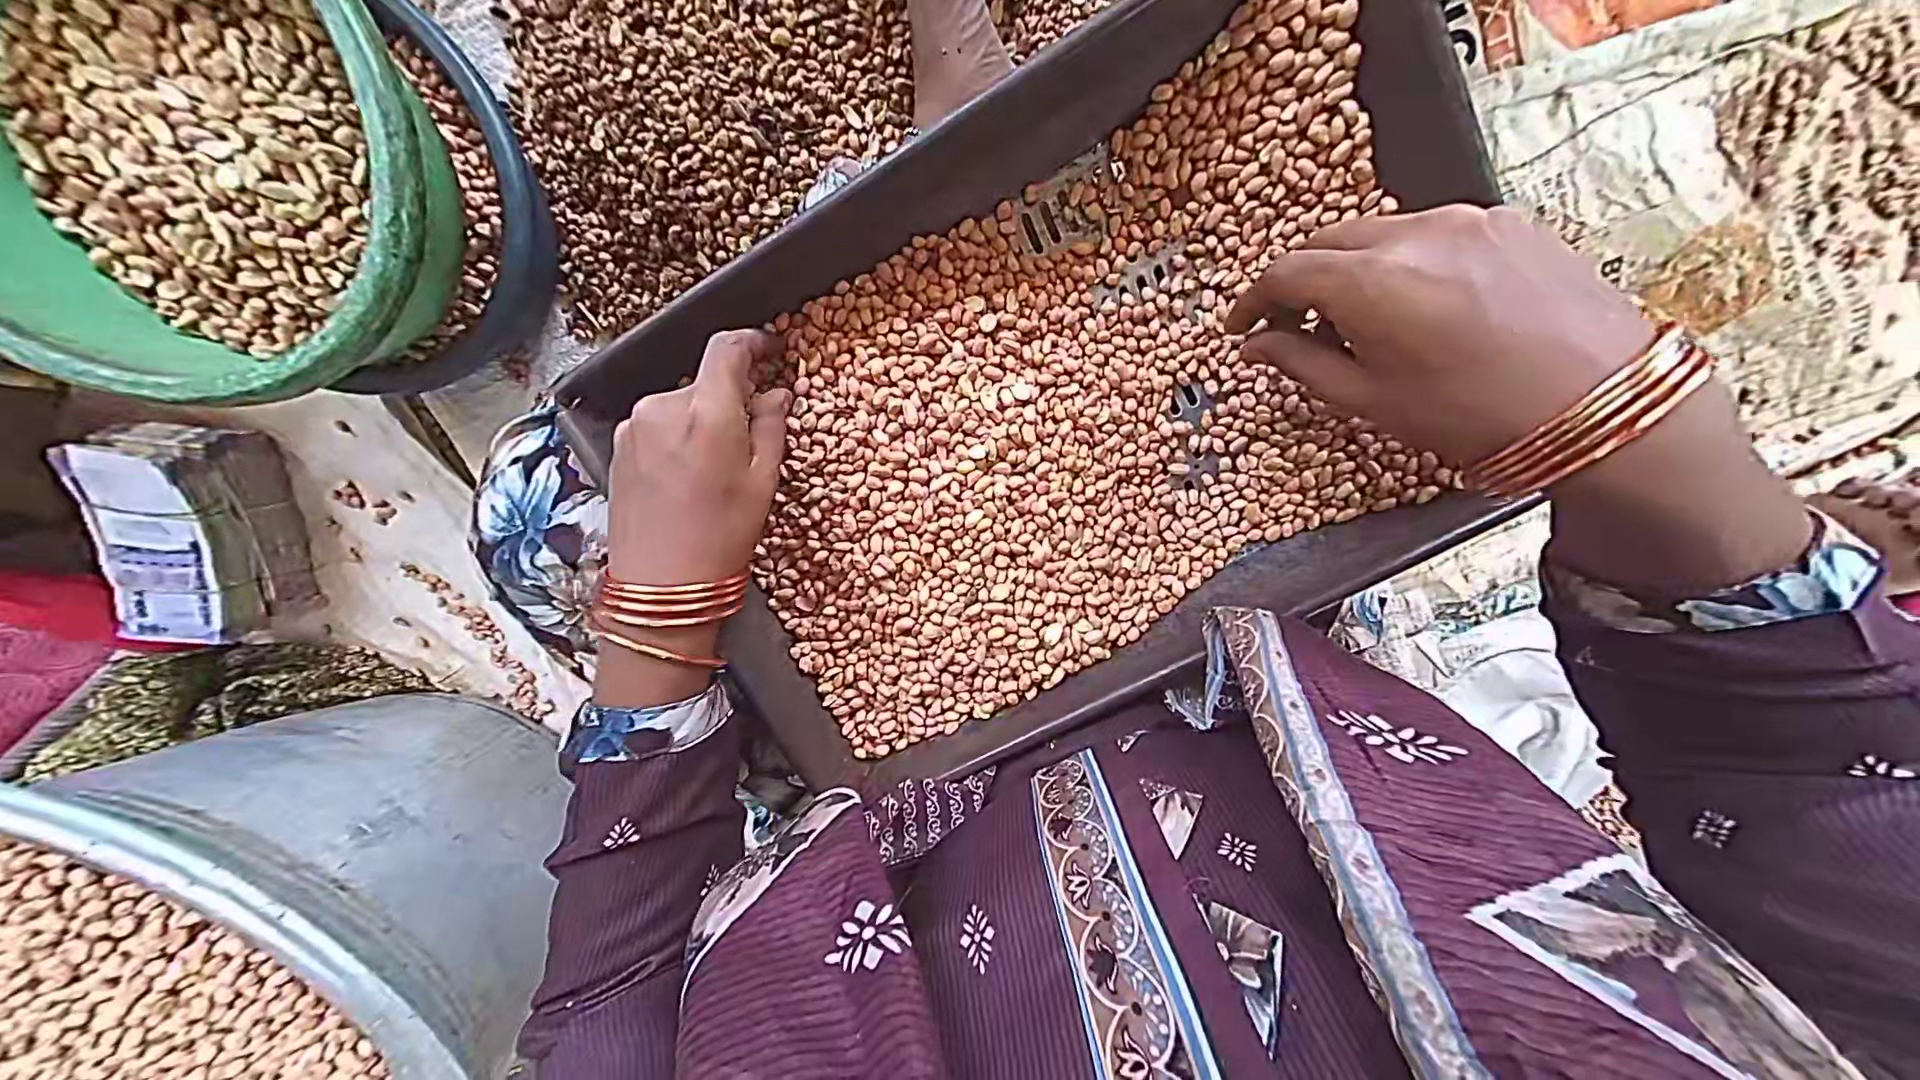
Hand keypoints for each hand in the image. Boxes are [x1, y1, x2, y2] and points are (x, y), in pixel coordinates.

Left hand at [596, 331, 789, 706]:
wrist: (662, 585)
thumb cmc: (721, 537)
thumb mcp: (763, 481)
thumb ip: (771, 426)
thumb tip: (776, 394)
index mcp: (706, 412)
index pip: (726, 348)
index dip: (752, 340)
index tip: (769, 347)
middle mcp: (662, 407)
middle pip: (704, 379)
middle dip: (731, 395)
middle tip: (753, 432)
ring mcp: (635, 425)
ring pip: (681, 403)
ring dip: (704, 417)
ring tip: (718, 465)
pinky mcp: (618, 445)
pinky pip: (659, 423)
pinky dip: (680, 434)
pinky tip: (691, 473)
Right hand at [1225, 204, 1655, 464]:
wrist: (1600, 405)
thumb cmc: (1468, 414)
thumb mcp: (1365, 397)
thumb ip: (1299, 361)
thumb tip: (1256, 346)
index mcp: (1370, 282)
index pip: (1284, 272)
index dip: (1253, 302)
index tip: (1242, 328)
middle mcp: (1415, 233)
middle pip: (1326, 242)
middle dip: (1298, 283)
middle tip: (1292, 328)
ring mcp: (1467, 220)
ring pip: (1376, 233)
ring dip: (1348, 271)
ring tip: (1355, 323)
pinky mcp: (1508, 222)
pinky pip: (1428, 233)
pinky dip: (1398, 263)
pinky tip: (1411, 306)